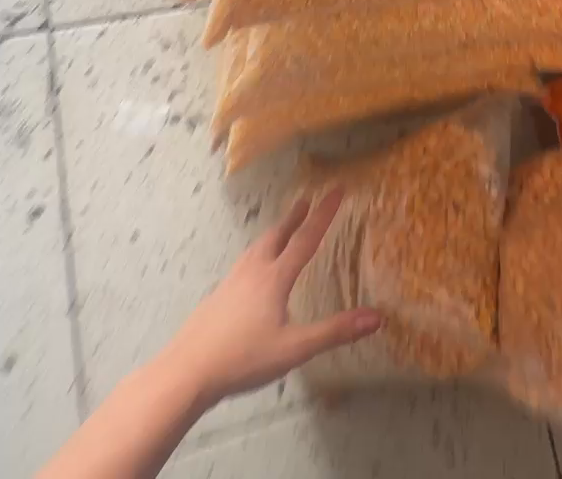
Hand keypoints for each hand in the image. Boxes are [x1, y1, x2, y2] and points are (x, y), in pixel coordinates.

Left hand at [154, 188, 382, 407]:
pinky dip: (258, 253)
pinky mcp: (217, 298)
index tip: (336, 189)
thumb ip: (335, 332)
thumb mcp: (295, 348)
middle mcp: (253, 272)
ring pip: (257, 248)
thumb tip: (377, 317)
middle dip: (294, 217)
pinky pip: (244, 263)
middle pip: (277, 236)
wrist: (185, 373)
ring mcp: (231, 283)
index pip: (306, 239)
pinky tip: (252, 270)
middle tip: (305, 200)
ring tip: (282, 228)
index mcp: (275, 278)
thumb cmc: (243, 358)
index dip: (324, 214)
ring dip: (275, 232)